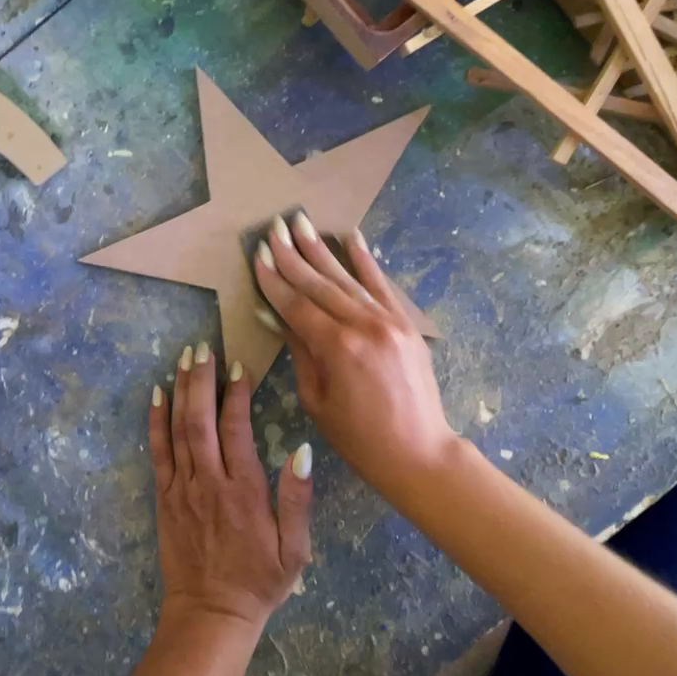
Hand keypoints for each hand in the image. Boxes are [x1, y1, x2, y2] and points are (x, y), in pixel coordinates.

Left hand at [148, 341, 312, 629]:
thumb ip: (298, 499)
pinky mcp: (164, 497)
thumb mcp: (295, 549)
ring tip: (183, 358)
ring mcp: (182, 488)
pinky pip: (158, 452)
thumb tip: (303, 450)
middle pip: (201, 419)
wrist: (210, 613)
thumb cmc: (260, 581)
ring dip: (180, 390)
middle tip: (203, 348)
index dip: (236, 394)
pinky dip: (156, 421)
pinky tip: (157, 395)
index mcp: (244, 491)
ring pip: (178, 429)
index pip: (237, 429)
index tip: (238, 366)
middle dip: (202, 380)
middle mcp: (209, 482)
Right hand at [253, 213, 460, 482]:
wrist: (419, 452)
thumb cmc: (358, 437)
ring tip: (301, 223)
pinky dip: (366, 260)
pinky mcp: (405, 324)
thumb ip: (299, 351)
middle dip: (292, 255)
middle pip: (319, 283)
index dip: (274, 280)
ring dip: (321, 249)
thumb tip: (274, 316)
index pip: (296, 304)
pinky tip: (352, 237)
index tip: (258, 255)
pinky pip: (381, 285)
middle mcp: (363, 325)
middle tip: (274, 227)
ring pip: (347, 278)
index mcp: (336, 347)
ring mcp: (388, 321)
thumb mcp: (316, 399)